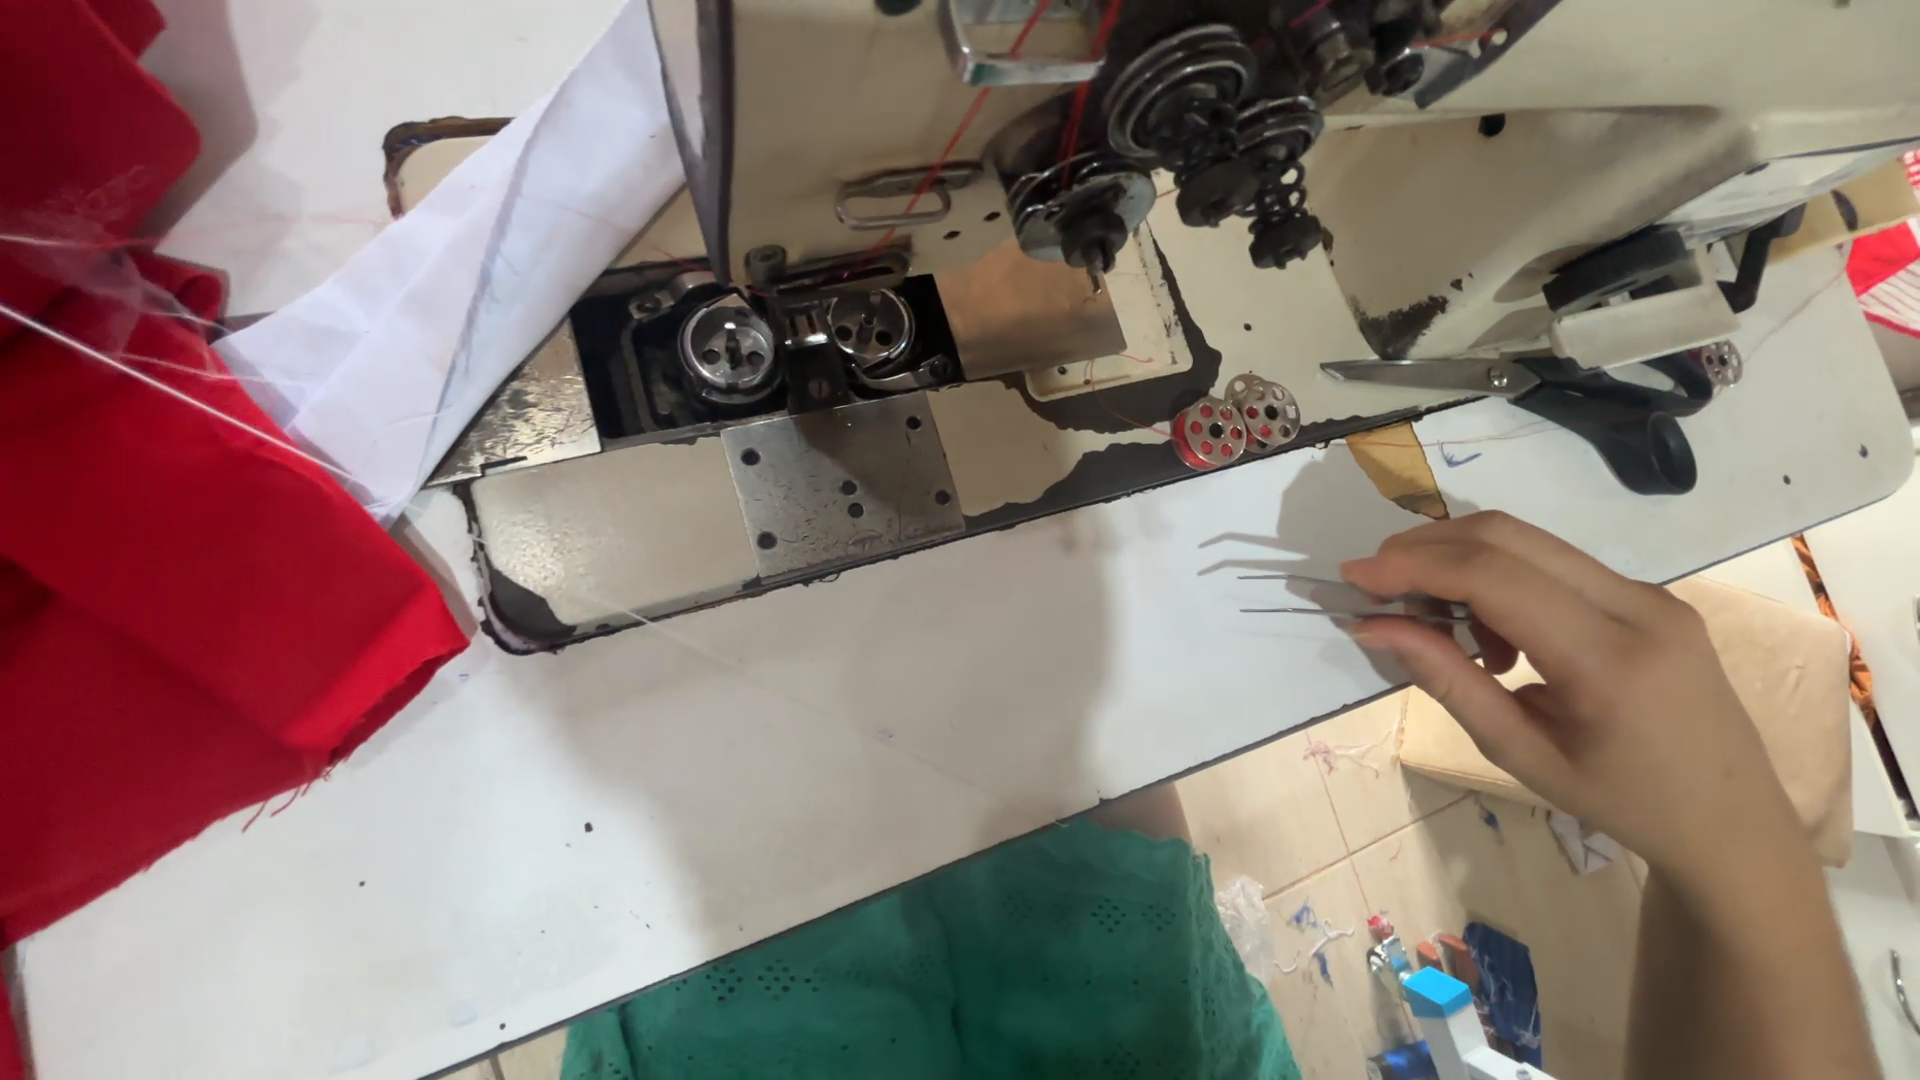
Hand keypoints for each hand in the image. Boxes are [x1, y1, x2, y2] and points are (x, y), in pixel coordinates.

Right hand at [1341, 512, 1811, 884]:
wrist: (1732, 822)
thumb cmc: (1619, 801)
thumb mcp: (1516, 750)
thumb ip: (1443, 678)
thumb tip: (1371, 627)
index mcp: (1609, 658)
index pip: (1491, 576)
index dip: (1411, 566)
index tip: (1353, 576)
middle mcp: (1637, 606)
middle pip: (1505, 537)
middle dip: (1424, 548)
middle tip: (1377, 584)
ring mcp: (1648, 593)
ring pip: (1524, 540)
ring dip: (1455, 560)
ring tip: (1436, 622)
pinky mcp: (1644, 594)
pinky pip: (1548, 560)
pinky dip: (1491, 575)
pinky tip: (1487, 629)